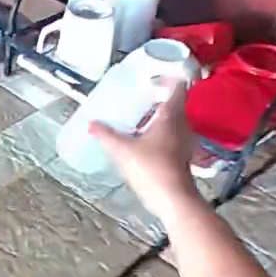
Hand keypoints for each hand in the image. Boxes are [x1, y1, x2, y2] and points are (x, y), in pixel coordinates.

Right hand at [90, 80, 200, 215]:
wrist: (172, 198)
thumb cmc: (150, 168)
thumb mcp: (122, 150)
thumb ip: (106, 135)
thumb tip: (91, 124)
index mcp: (171, 116)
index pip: (177, 86)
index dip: (165, 78)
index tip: (149, 80)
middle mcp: (182, 124)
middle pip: (173, 103)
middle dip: (155, 100)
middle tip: (135, 101)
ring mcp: (184, 140)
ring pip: (172, 121)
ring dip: (155, 119)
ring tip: (135, 122)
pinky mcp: (181, 155)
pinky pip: (170, 136)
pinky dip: (158, 134)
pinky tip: (142, 143)